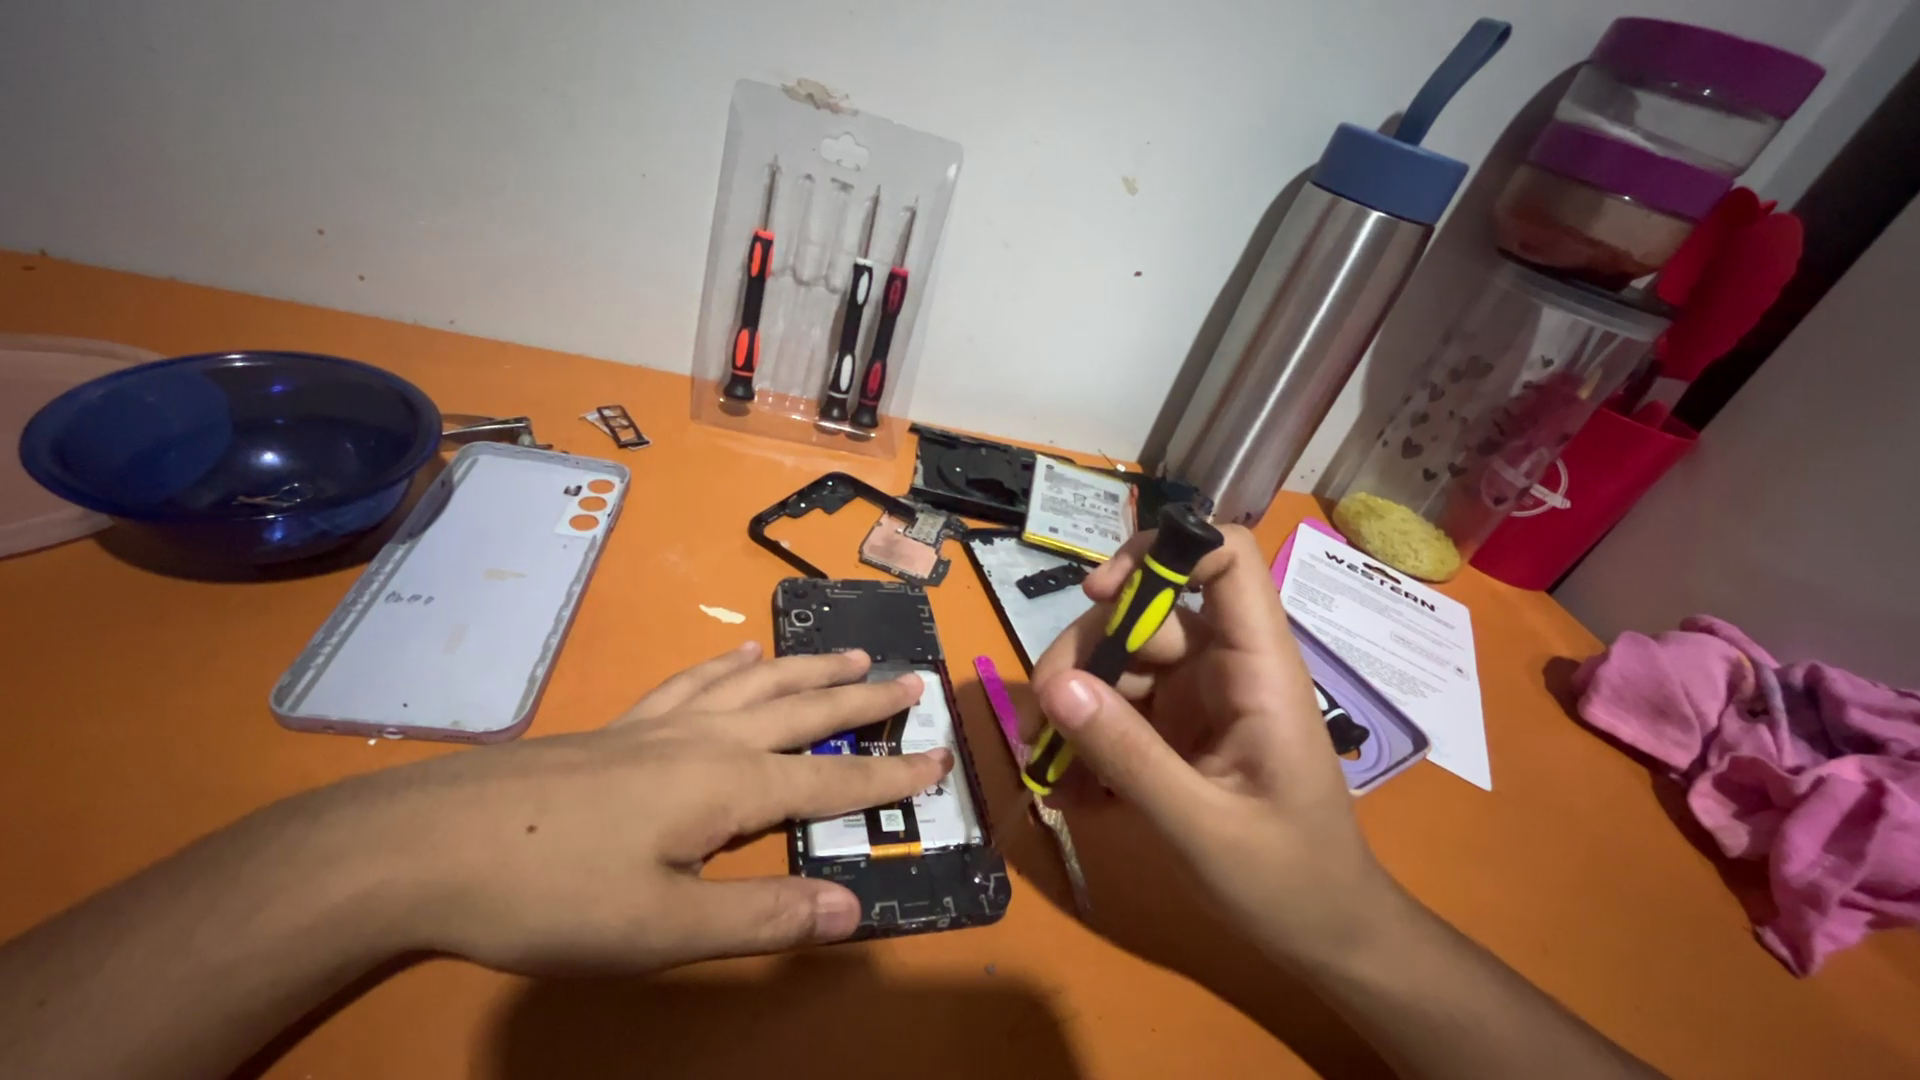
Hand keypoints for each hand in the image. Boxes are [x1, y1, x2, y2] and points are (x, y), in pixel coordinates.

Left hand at [314, 643, 948, 973]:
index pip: (832, 782)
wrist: (431, 843)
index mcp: (731, 787)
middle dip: (863, 700)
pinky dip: (730, 666)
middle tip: (911, 680)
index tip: (939, 758)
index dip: (890, 776)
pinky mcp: (624, 727)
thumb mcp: (664, 929)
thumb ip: (763, 915)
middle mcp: (710, 740)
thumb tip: (853, 910)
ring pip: (757, 683)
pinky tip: (740, 657)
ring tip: (847, 655)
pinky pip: (694, 681)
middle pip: (804, 711)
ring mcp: (663, 725)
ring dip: (808, 669)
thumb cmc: (555, 893)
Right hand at [1027, 526, 1393, 965]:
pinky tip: (1071, 792)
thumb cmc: (1287, 879)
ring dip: (1074, 709)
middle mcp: (1225, 667)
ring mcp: (1198, 698)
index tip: (1097, 595)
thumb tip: (1054, 686)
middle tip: (1041, 722)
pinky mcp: (1177, 730)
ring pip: (1120, 664)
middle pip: (1145, 617)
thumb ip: (1128, 755)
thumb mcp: (1201, 825)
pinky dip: (1087, 742)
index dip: (1162, 553)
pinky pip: (1118, 711)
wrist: (1325, 934)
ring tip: (1048, 773)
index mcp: (1257, 668)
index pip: (1226, 562)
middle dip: (1084, 659)